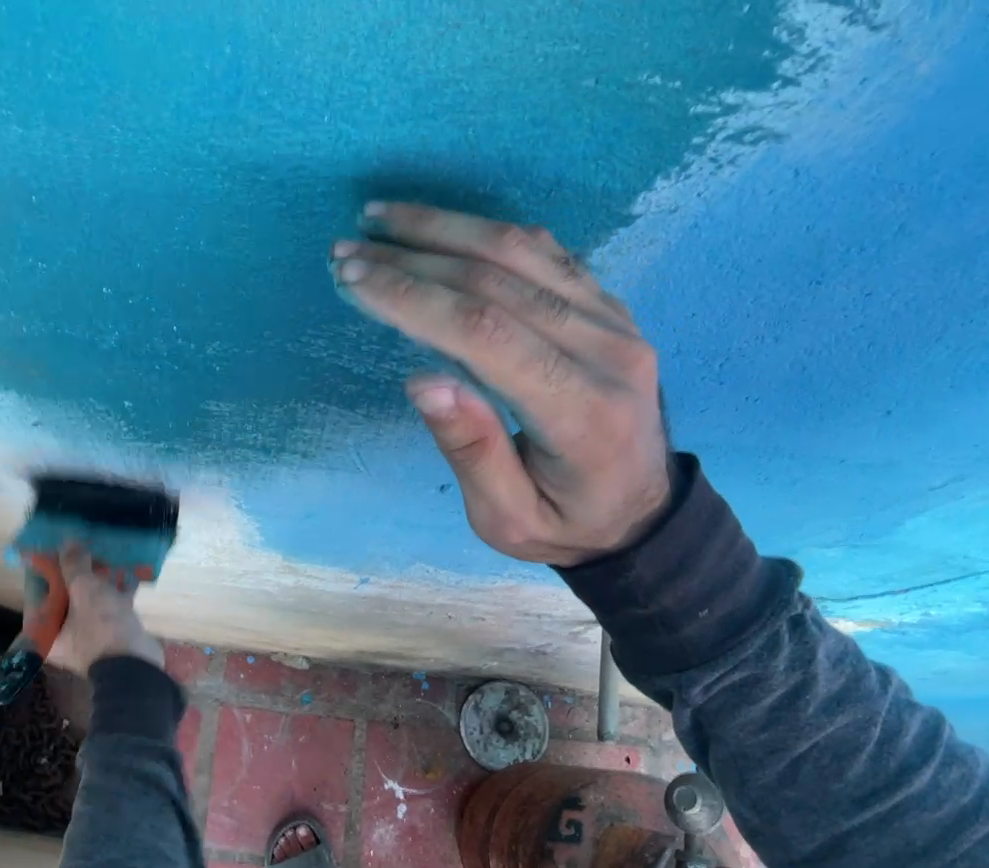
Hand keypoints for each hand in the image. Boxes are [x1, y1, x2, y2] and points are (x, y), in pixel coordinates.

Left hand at [45, 543, 165, 672]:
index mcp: (45, 629)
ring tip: (110, 553)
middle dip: (78, 569)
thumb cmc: (101, 628)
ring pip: (90, 599)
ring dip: (101, 578)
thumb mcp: (85, 589)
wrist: (136, 665)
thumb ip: (74, 564)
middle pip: (65, 594)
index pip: (39, 590)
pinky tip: (131, 570)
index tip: (58, 545)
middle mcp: (62, 634)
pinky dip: (119, 590)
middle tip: (86, 545)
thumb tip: (68, 541)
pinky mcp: (112, 634)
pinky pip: (110, 607)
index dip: (48, 566)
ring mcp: (89, 635)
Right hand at [330, 202, 671, 564]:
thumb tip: (421, 380)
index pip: (486, 333)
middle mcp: (606, 352)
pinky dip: (486, 233)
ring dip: (443, 228)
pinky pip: (547, 253)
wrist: (644, 514)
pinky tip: (440, 227)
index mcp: (580, 413)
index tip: (353, 281)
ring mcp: (615, 321)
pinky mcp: (611, 307)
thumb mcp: (509, 520)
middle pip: (498, 280)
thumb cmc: (567, 525)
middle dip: (411, 260)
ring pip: (521, 251)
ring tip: (377, 220)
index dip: (414, 299)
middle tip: (344, 252)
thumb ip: (471, 452)